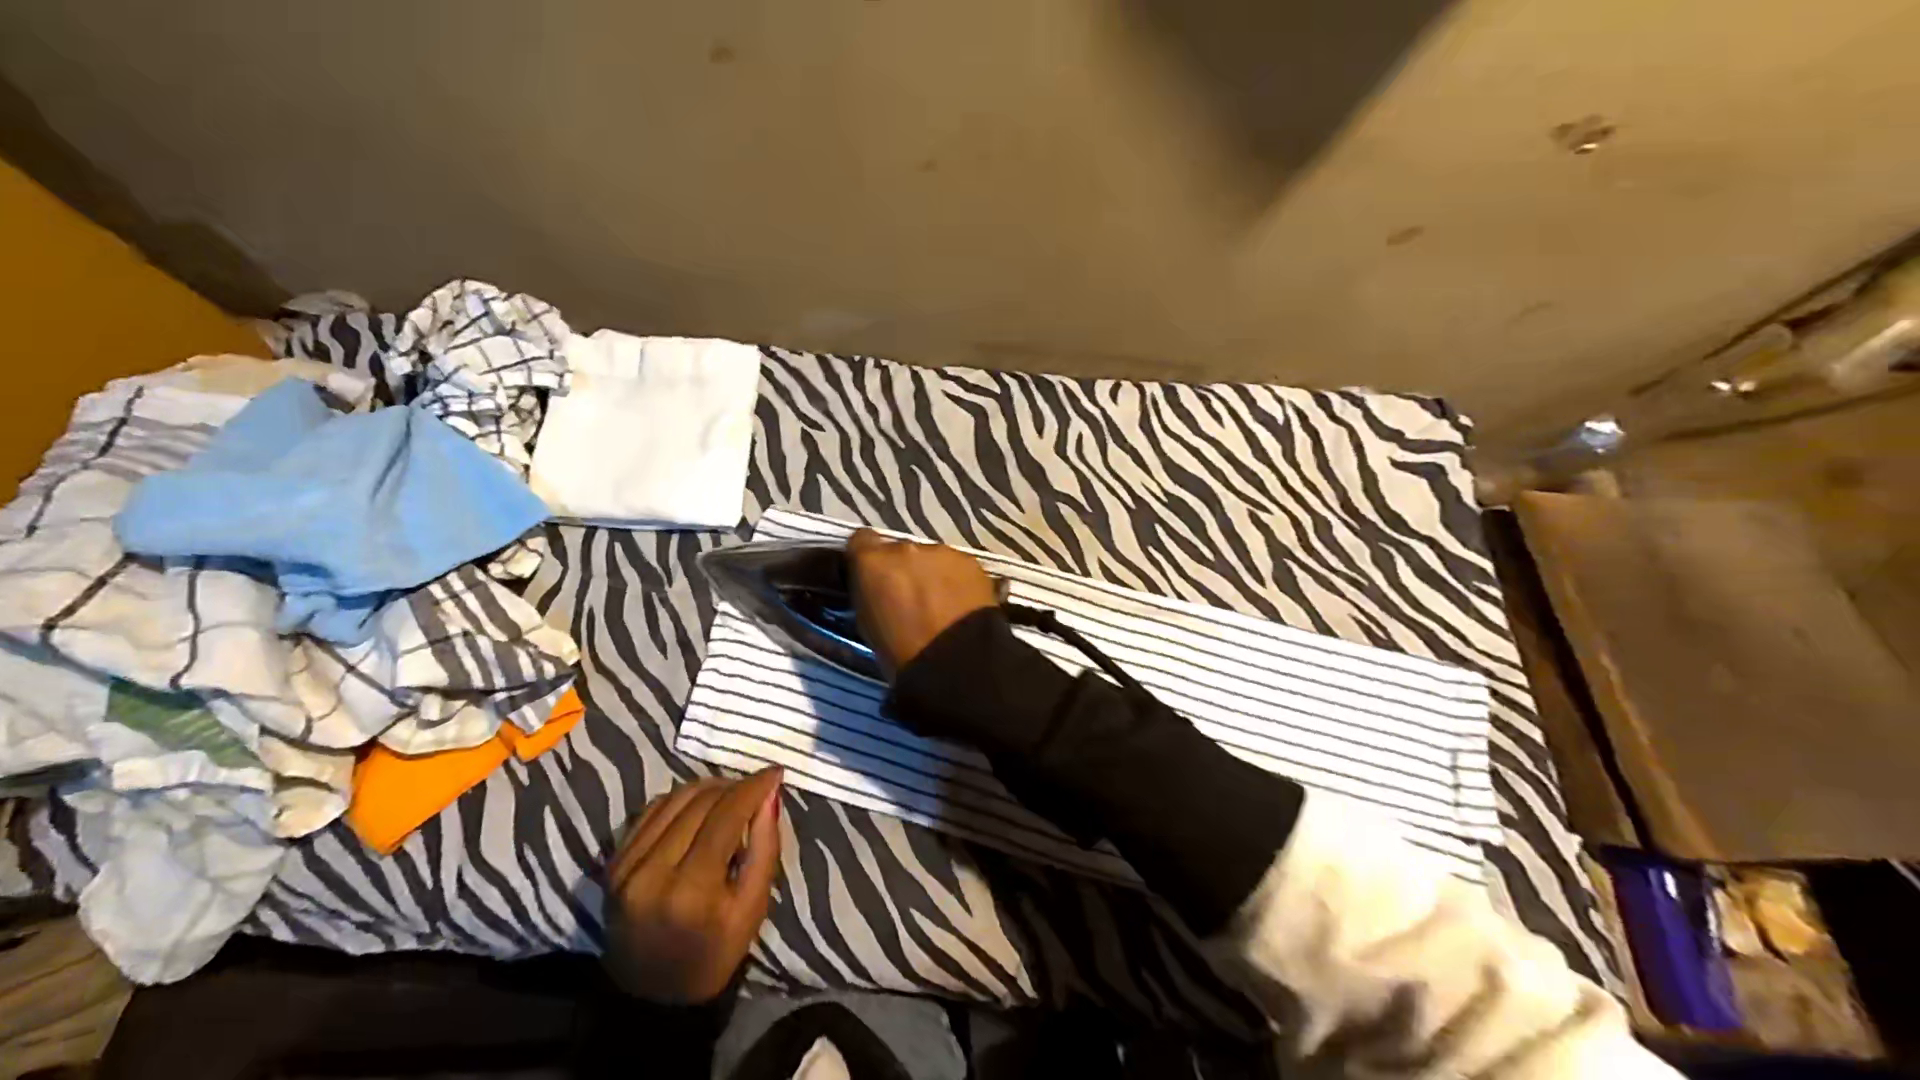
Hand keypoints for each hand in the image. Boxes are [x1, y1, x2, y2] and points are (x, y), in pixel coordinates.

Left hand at [602, 768, 783, 1003]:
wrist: (653, 995)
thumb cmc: (714, 953)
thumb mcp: (753, 908)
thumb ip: (765, 847)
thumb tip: (770, 795)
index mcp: (692, 889)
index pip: (726, 816)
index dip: (753, 787)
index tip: (775, 772)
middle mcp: (653, 870)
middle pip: (700, 802)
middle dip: (734, 786)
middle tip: (756, 787)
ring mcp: (627, 866)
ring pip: (673, 799)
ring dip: (708, 788)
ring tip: (730, 794)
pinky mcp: (613, 863)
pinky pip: (651, 811)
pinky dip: (680, 800)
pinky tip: (698, 806)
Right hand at [848, 529, 998, 676]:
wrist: (954, 662)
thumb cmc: (900, 652)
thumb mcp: (867, 622)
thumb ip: (870, 591)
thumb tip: (878, 587)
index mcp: (872, 562)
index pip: (861, 541)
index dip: (866, 557)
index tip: (873, 575)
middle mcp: (904, 548)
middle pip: (899, 550)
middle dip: (903, 568)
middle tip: (911, 595)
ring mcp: (941, 552)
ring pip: (931, 557)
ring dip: (932, 573)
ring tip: (941, 603)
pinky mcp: (970, 561)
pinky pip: (957, 566)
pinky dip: (956, 580)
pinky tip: (961, 603)